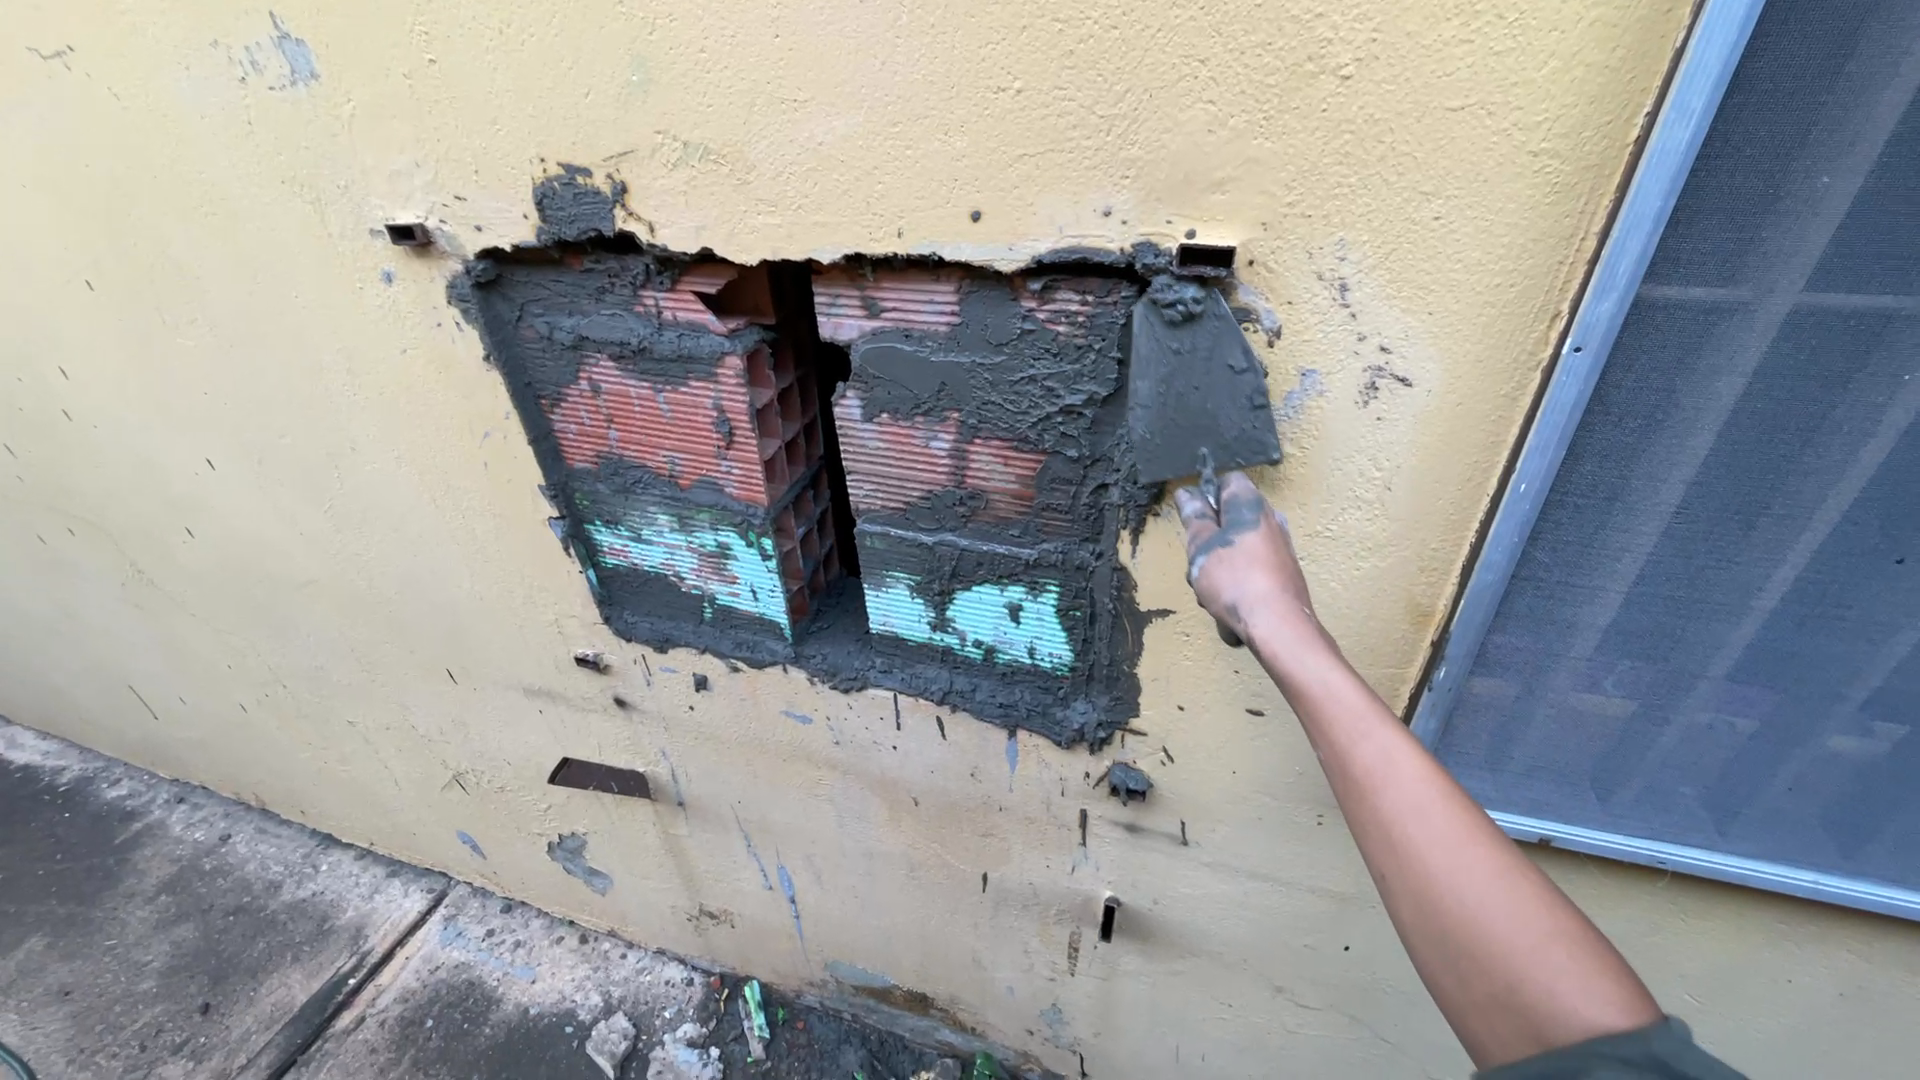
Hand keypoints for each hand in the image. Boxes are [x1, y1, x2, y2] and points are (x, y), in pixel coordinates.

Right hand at [1173, 471, 1316, 645]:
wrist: (1278, 625)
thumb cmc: (1234, 581)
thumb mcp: (1201, 546)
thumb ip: (1194, 517)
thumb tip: (1187, 493)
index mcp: (1250, 504)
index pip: (1227, 480)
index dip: (1205, 494)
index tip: (1191, 518)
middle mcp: (1270, 519)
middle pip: (1230, 518)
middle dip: (1208, 538)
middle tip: (1197, 560)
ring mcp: (1279, 547)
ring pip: (1237, 547)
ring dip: (1217, 565)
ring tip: (1209, 590)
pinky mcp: (1282, 573)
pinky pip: (1250, 568)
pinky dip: (1234, 581)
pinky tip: (1226, 603)